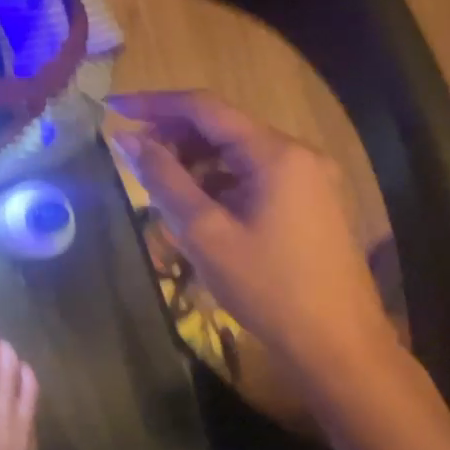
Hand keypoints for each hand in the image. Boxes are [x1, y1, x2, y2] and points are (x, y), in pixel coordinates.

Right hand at [108, 91, 396, 376]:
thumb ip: (162, 178)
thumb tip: (125, 138)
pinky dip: (214, 178)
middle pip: (220, 125)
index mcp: (275, 154)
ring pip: (233, 149)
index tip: (110, 106)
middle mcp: (296, 154)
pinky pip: (249, 172)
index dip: (152, 102)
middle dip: (170, 133)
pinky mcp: (307, 200)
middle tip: (130, 155)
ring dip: (190, 158)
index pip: (204, 107)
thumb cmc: (267, 287)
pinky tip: (192, 204)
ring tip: (156, 185)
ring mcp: (307, 177)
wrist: (339, 346)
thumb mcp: (203, 231)